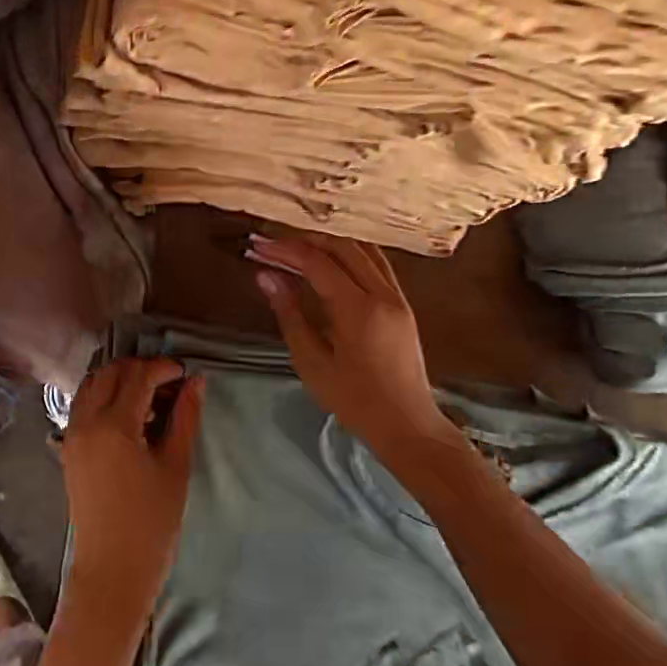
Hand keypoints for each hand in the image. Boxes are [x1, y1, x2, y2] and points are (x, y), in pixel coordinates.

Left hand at [62, 358, 202, 596]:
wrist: (113, 568)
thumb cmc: (152, 522)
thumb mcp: (175, 466)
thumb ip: (184, 418)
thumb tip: (195, 382)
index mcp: (114, 425)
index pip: (137, 376)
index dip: (163, 368)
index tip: (184, 372)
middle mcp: (86, 420)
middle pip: (111, 372)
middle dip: (140, 368)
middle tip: (169, 383)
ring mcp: (72, 432)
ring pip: (92, 383)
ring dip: (119, 378)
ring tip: (149, 396)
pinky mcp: (68, 445)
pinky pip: (83, 403)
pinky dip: (103, 395)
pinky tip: (128, 413)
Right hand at [247, 232, 451, 451]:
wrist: (407, 425)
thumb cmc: (354, 399)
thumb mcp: (311, 361)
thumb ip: (289, 313)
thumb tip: (265, 275)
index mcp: (359, 310)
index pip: (318, 262)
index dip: (285, 249)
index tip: (259, 245)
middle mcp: (383, 295)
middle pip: (342, 246)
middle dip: (304, 240)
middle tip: (272, 242)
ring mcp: (397, 298)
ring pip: (363, 250)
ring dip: (328, 242)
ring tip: (296, 246)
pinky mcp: (402, 304)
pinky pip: (375, 263)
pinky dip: (348, 253)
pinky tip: (328, 260)